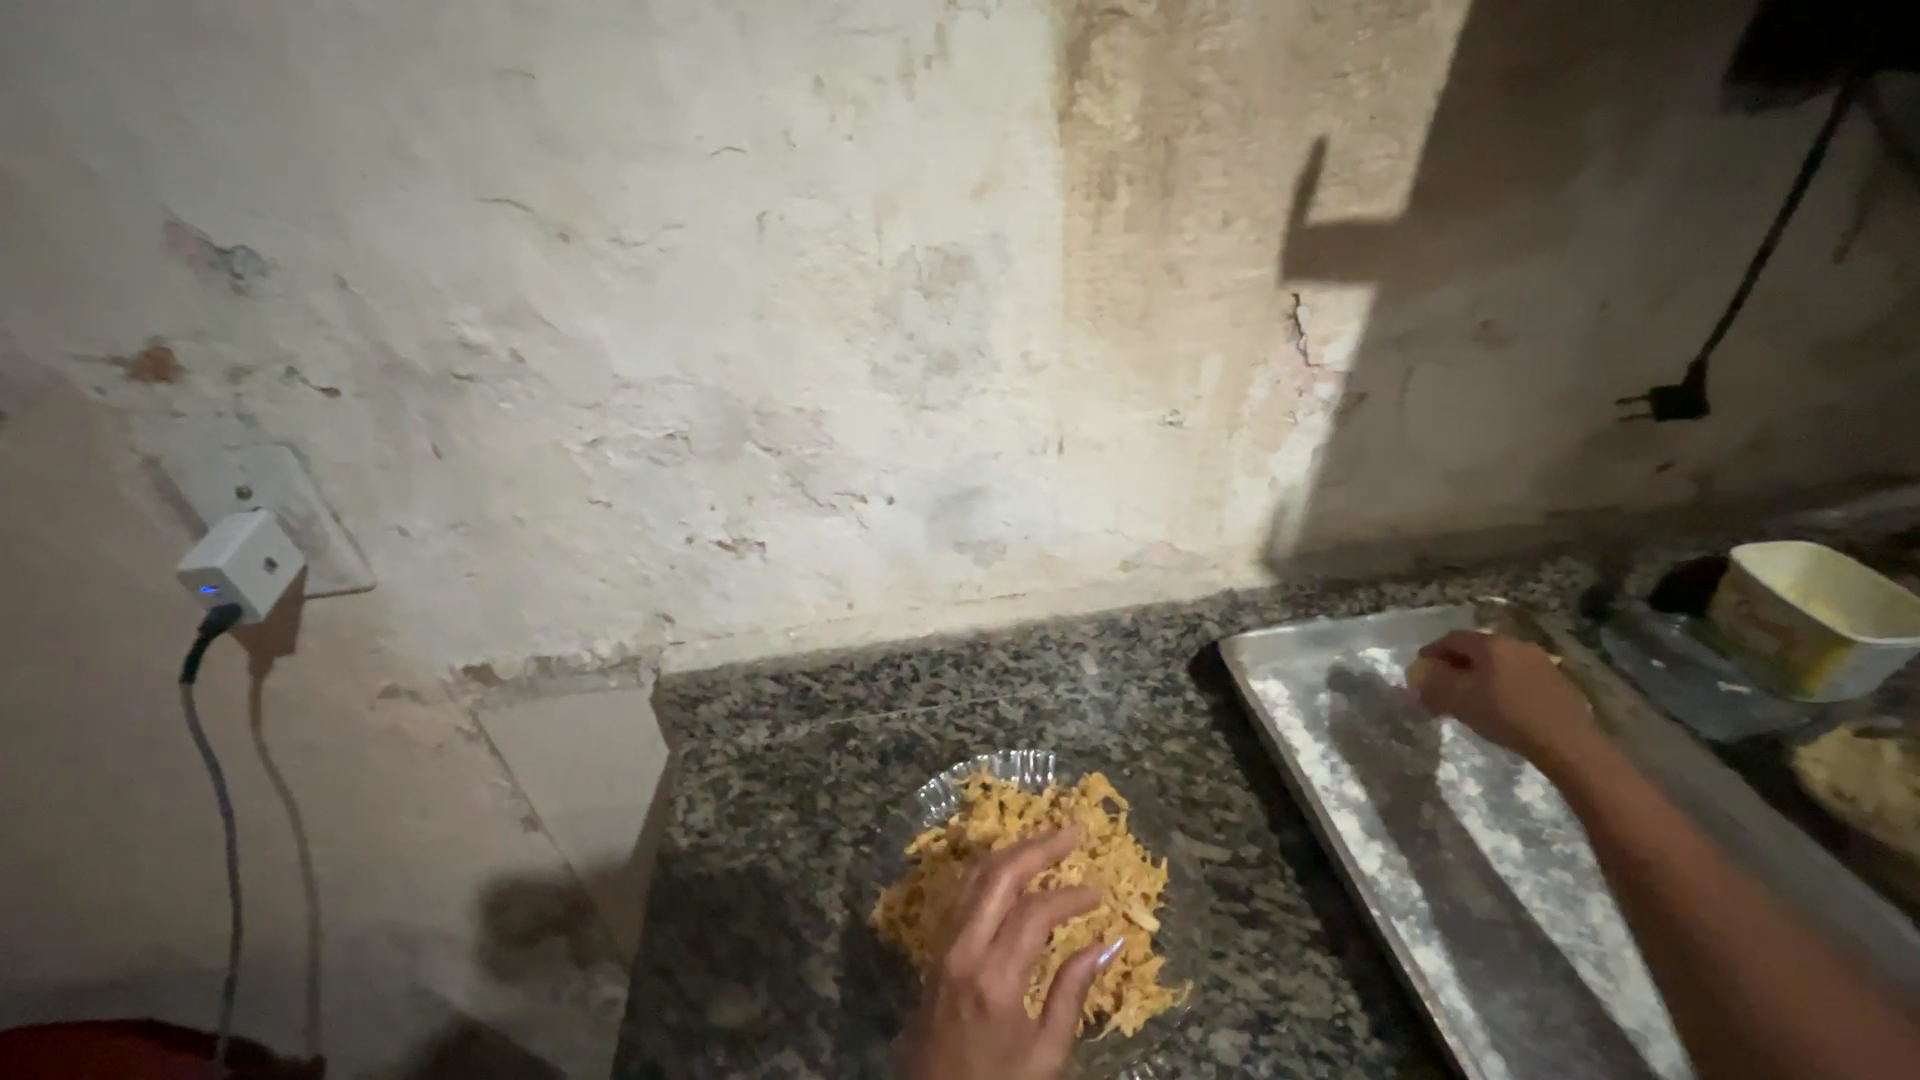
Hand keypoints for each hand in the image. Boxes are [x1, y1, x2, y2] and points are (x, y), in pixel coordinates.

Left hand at [904, 828, 1120, 1079]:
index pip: (1035, 912)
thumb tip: (1106, 943)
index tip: (1099, 893)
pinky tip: (1011, 871)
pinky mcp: (934, 952)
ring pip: (973, 878)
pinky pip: (962, 896)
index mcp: (994, 979)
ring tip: (1046, 841)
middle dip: (1038, 847)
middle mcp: (962, 950)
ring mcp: (942, 947)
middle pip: (998, 876)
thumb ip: (1073, 993)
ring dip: (1011, 853)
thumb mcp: (1046, 1055)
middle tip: (1073, 830)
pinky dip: (990, 874)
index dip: (1070, 896)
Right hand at [1410, 630, 1601, 765]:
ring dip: (1480, 673)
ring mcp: (1540, 661)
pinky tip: (1500, 703)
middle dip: (1457, 662)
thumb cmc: (1504, 714)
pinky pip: (1518, 674)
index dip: (1433, 651)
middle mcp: (1516, 644)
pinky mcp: (1556, 680)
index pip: (1452, 639)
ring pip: (1499, 662)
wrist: (1565, 740)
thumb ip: (1433, 685)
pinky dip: (1501, 683)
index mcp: (1490, 644)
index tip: (1422, 665)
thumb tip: (1419, 677)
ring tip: (1471, 694)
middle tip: (1444, 681)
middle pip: (1477, 648)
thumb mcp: (1458, 700)